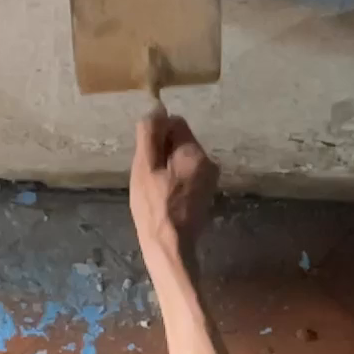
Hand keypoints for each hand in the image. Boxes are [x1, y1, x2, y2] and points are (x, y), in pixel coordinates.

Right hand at [131, 108, 216, 269]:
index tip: (147, 158)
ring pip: (182, 159)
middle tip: (149, 177)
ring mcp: (209, 179)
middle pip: (180, 141)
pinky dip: (174, 181)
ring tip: (156, 189)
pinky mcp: (205, 194)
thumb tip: (157, 108)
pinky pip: (187, 175)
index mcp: (194, 152)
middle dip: (162, 153)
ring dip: (166, 168)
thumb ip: (150, 135)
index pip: (175, 123)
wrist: (170, 246)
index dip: (156, 136)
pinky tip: (165, 198)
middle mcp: (208, 161)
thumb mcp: (144, 167)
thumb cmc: (153, 207)